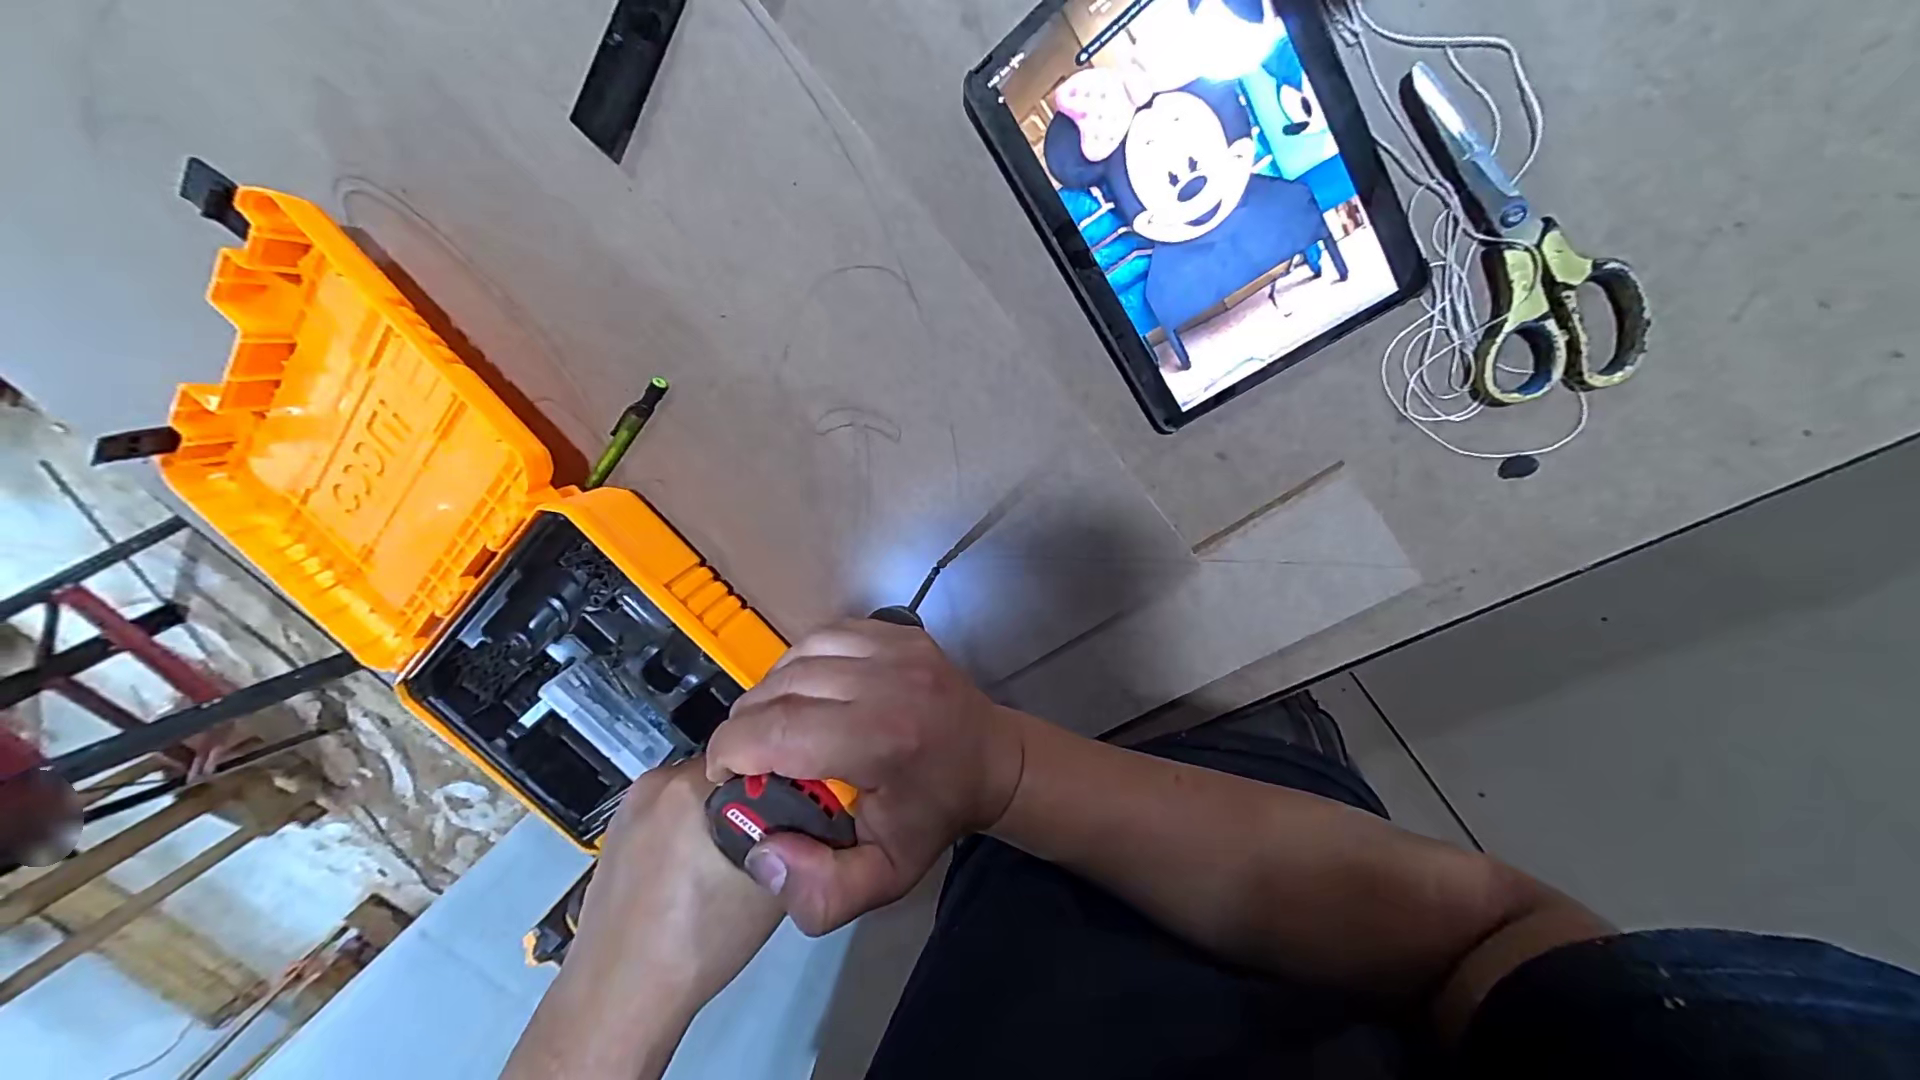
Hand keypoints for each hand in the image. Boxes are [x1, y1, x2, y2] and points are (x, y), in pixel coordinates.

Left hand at [503, 761, 781, 1079]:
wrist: (620, 999)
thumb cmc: (695, 945)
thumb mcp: (772, 884)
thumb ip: (796, 832)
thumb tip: (810, 811)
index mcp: (689, 786)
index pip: (758, 755)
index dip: (783, 782)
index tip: (794, 810)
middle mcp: (656, 782)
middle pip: (727, 771)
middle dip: (750, 798)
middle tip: (768, 837)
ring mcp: (631, 805)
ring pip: (699, 791)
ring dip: (721, 812)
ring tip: (729, 860)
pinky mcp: (617, 830)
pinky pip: (671, 812)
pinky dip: (691, 829)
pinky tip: (697, 871)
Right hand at [705, 619, 1028, 934]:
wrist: (992, 759)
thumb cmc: (935, 816)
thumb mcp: (885, 877)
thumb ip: (820, 892)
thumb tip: (762, 853)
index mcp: (883, 740)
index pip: (779, 731)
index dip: (732, 750)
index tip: (725, 775)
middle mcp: (888, 681)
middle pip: (781, 688)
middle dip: (746, 723)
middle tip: (746, 756)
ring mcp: (896, 647)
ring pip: (797, 656)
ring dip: (770, 690)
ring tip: (772, 724)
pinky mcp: (899, 631)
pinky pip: (824, 635)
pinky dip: (801, 662)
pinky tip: (805, 691)